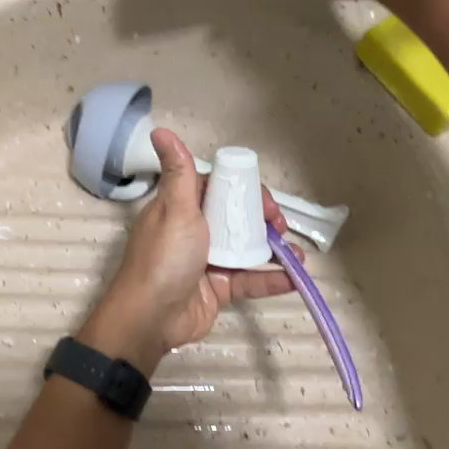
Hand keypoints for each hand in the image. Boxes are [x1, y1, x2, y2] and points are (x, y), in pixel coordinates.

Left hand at [79, 128, 296, 374]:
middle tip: (281, 227)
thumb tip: (160, 129)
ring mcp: (208, 261)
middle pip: (236, 217)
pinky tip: (296, 278)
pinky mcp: (219, 288)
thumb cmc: (164, 258)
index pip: (218, 188)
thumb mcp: (175, 209)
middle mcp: (195, 231)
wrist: (150, 318)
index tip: (263, 200)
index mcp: (181, 207)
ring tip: (298, 255)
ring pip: (247, 249)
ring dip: (274, 250)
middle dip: (263, 219)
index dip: (243, 189)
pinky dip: (272, 278)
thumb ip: (179, 172)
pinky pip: (250, 280)